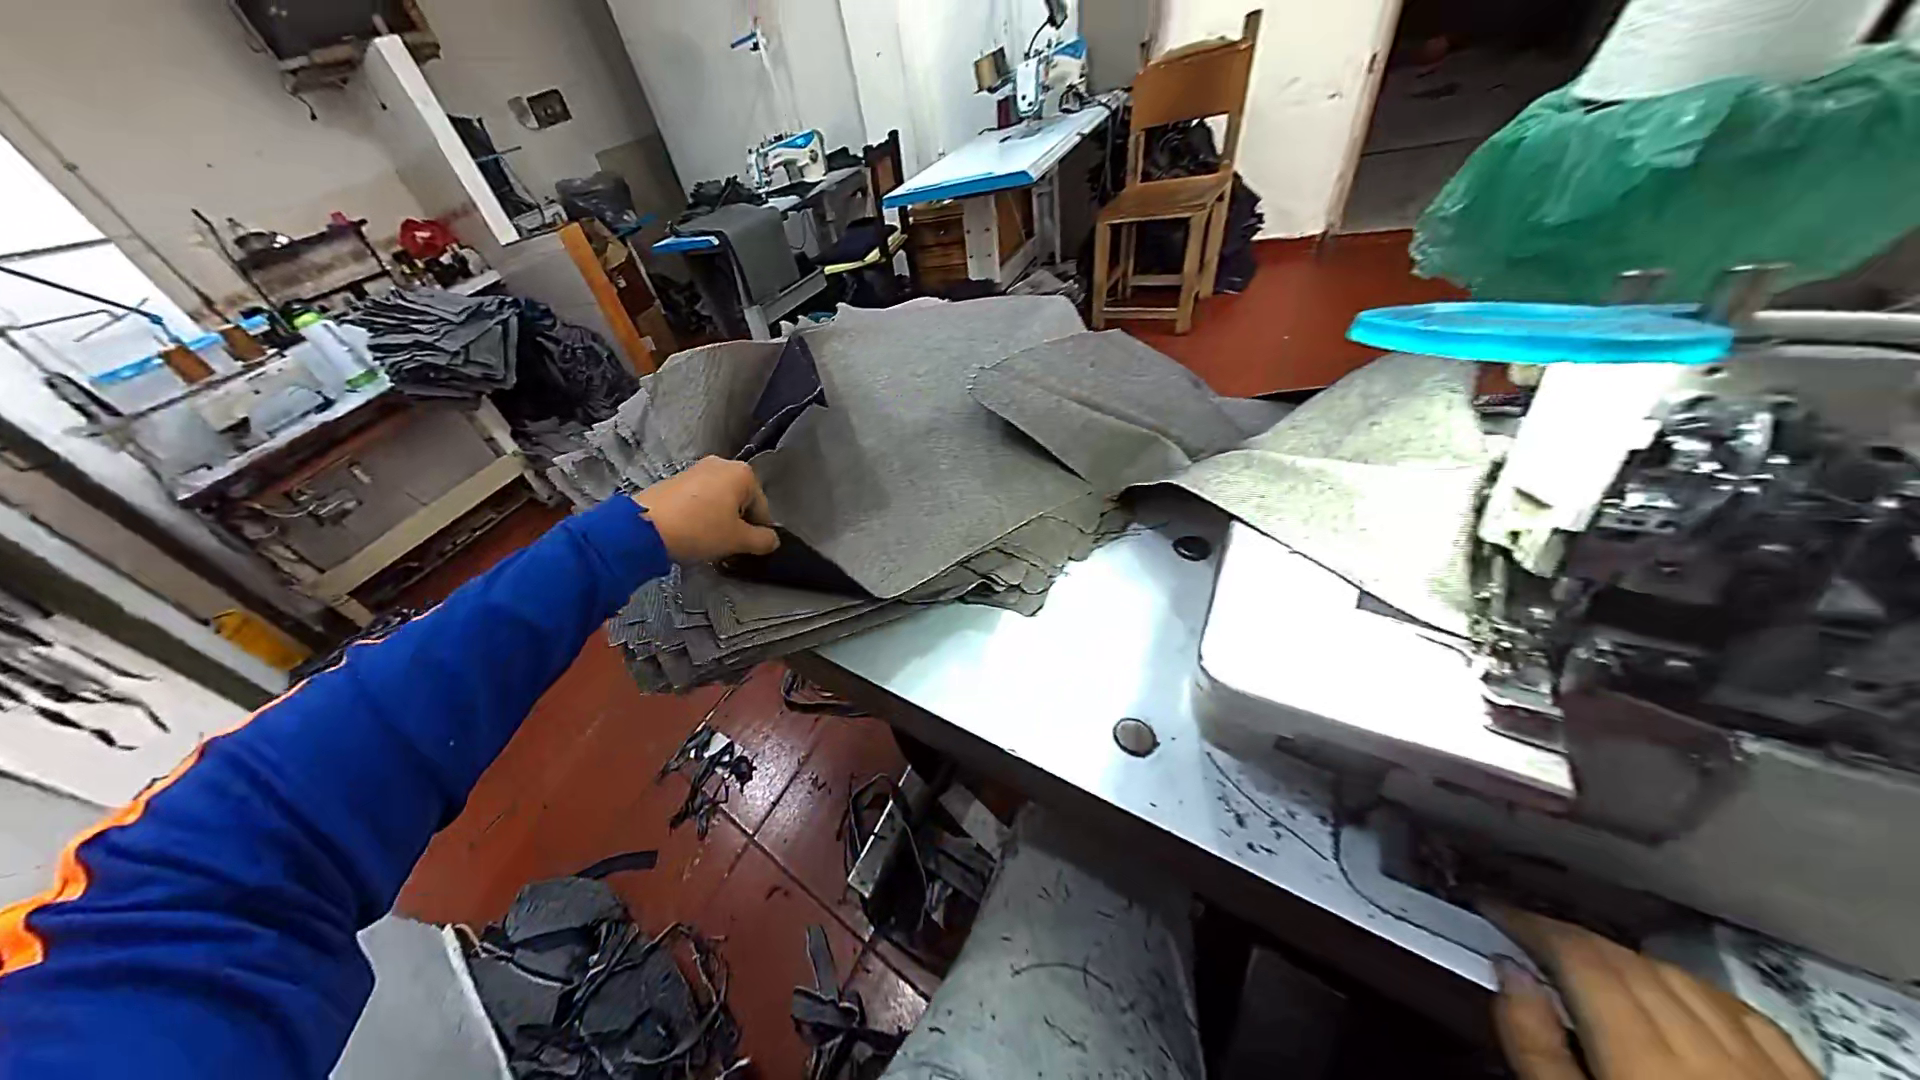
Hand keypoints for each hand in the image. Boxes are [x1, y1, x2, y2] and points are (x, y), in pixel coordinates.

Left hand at [635, 457, 779, 562]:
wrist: (645, 528)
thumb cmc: (700, 530)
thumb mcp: (739, 540)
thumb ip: (763, 540)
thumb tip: (772, 540)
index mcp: (743, 473)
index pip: (762, 508)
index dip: (758, 531)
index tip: (746, 547)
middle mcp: (722, 464)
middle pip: (741, 501)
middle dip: (738, 522)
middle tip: (727, 544)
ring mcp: (696, 469)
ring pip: (720, 500)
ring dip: (719, 519)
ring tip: (707, 540)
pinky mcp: (675, 479)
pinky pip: (699, 499)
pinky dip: (701, 514)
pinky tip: (691, 531)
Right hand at [1491, 907, 1816, 1079]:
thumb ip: (1534, 1046)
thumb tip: (1506, 969)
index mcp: (1641, 1058)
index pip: (1577, 958)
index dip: (1527, 922)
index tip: (1489, 905)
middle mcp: (1708, 1051)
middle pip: (1626, 962)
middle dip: (1567, 936)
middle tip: (1524, 930)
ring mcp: (1767, 1067)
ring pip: (1680, 979)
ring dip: (1624, 958)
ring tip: (1587, 961)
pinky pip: (1745, 1015)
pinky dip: (1693, 989)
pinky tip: (1672, 992)